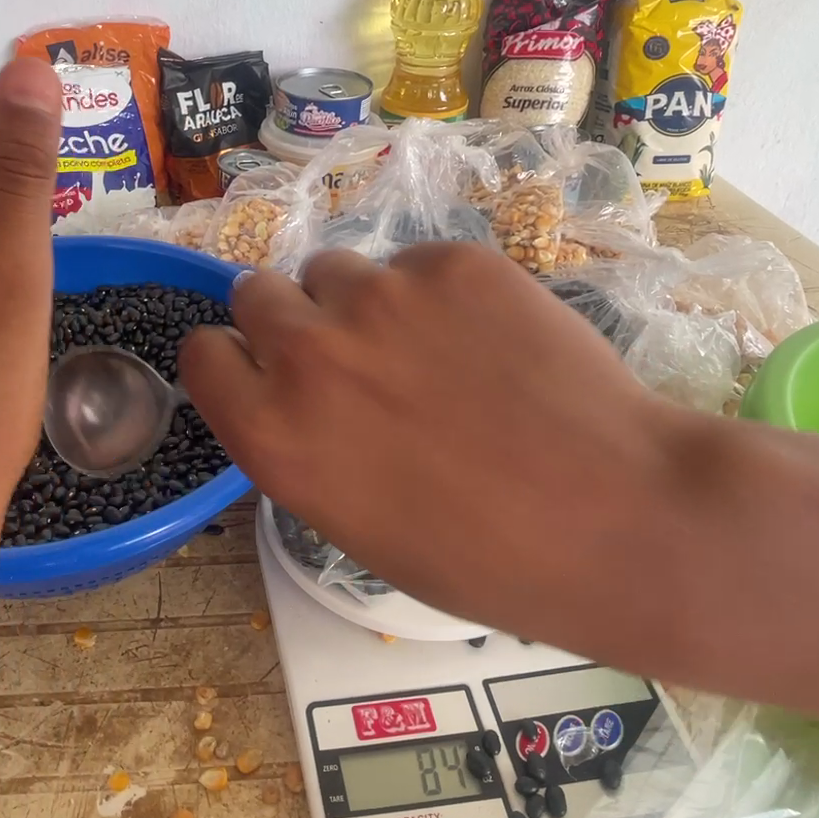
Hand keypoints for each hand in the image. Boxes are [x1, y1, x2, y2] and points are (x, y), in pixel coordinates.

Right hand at [181, 245, 698, 655]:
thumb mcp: (350, 518)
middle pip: (255, 292)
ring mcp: (381, 295)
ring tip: (427, 349)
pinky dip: (435, 294)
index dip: (234, 362)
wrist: (616, 516)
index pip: (202, 352)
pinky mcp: (453, 262)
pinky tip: (487, 340)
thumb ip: (297, 439)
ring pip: (335, 270)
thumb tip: (291, 386)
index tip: (265, 374)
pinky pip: (414, 265)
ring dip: (360, 304)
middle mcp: (308, 351)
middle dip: (289, 320)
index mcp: (272, 431)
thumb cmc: (477, 554)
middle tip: (348, 357)